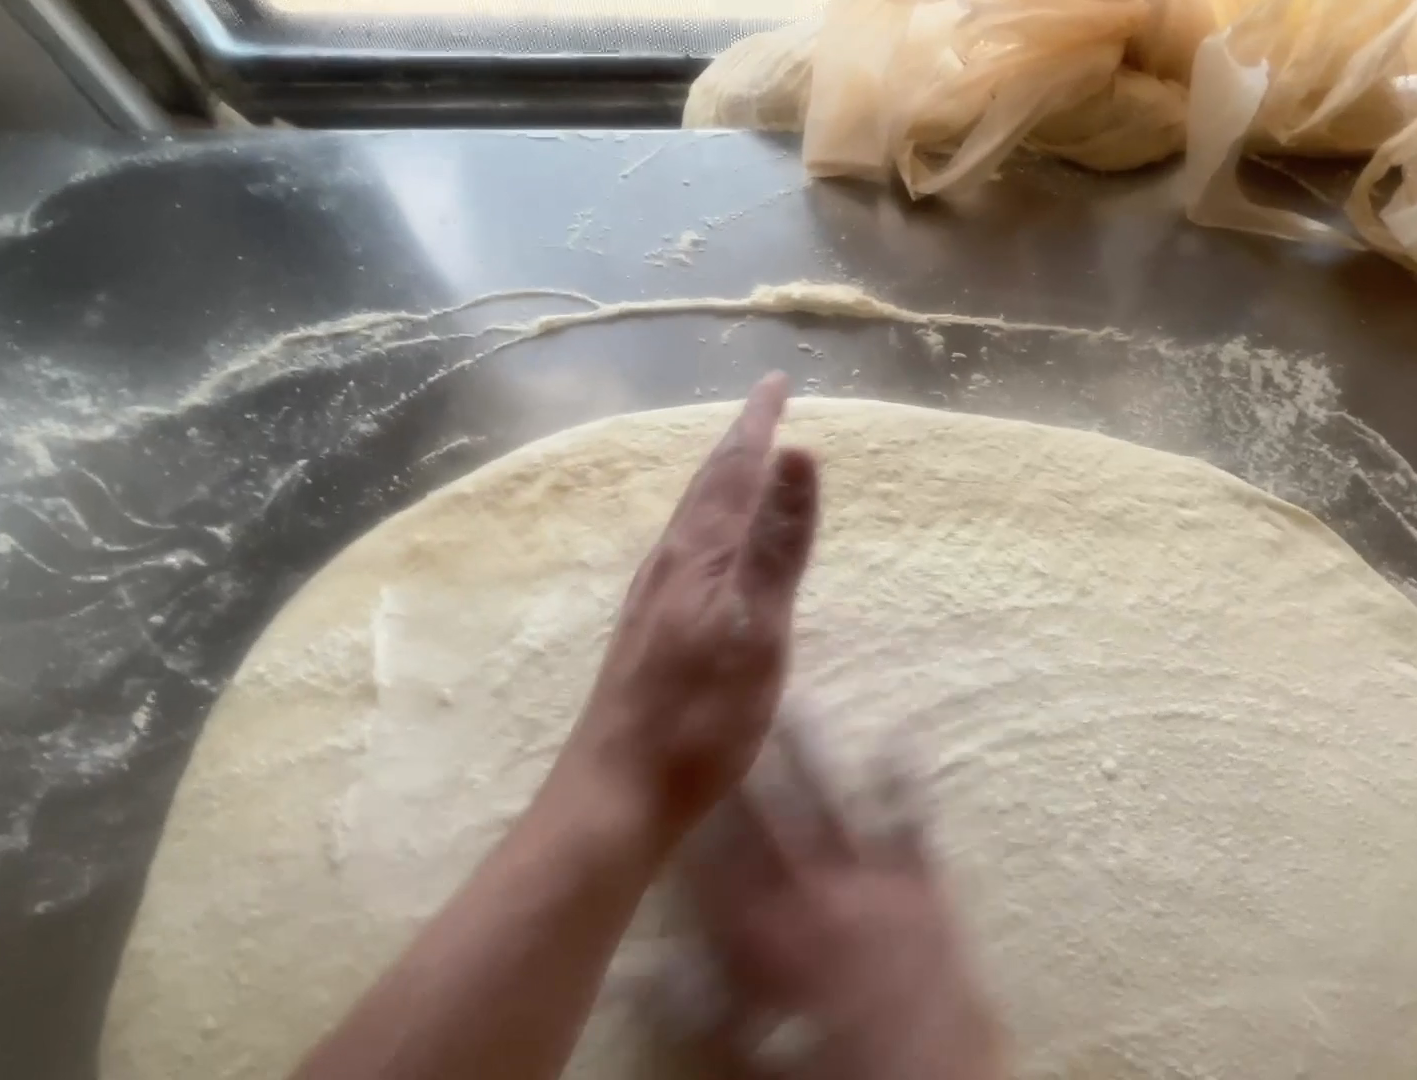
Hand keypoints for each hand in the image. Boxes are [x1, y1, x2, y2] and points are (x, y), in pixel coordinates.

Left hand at [563, 372, 819, 843]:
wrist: (617, 791)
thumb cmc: (699, 717)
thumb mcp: (754, 628)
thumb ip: (776, 543)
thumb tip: (798, 452)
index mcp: (699, 554)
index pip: (733, 470)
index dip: (757, 424)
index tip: (776, 381)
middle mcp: (670, 563)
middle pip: (707, 486)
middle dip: (738, 441)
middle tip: (763, 410)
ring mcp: (654, 597)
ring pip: (691, 518)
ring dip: (720, 480)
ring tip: (740, 462)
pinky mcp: (650, 629)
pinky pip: (685, 549)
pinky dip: (708, 522)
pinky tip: (706, 545)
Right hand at [653, 719, 1006, 1079]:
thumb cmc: (832, 1068)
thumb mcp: (747, 1048)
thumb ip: (696, 1001)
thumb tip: (639, 967)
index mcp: (764, 939)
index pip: (713, 862)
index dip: (693, 810)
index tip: (675, 764)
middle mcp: (814, 898)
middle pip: (768, 816)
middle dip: (748, 758)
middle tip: (731, 699)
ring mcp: (874, 884)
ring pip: (832, 801)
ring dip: (812, 749)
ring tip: (797, 695)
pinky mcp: (925, 884)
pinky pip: (912, 821)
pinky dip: (904, 777)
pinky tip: (901, 733)